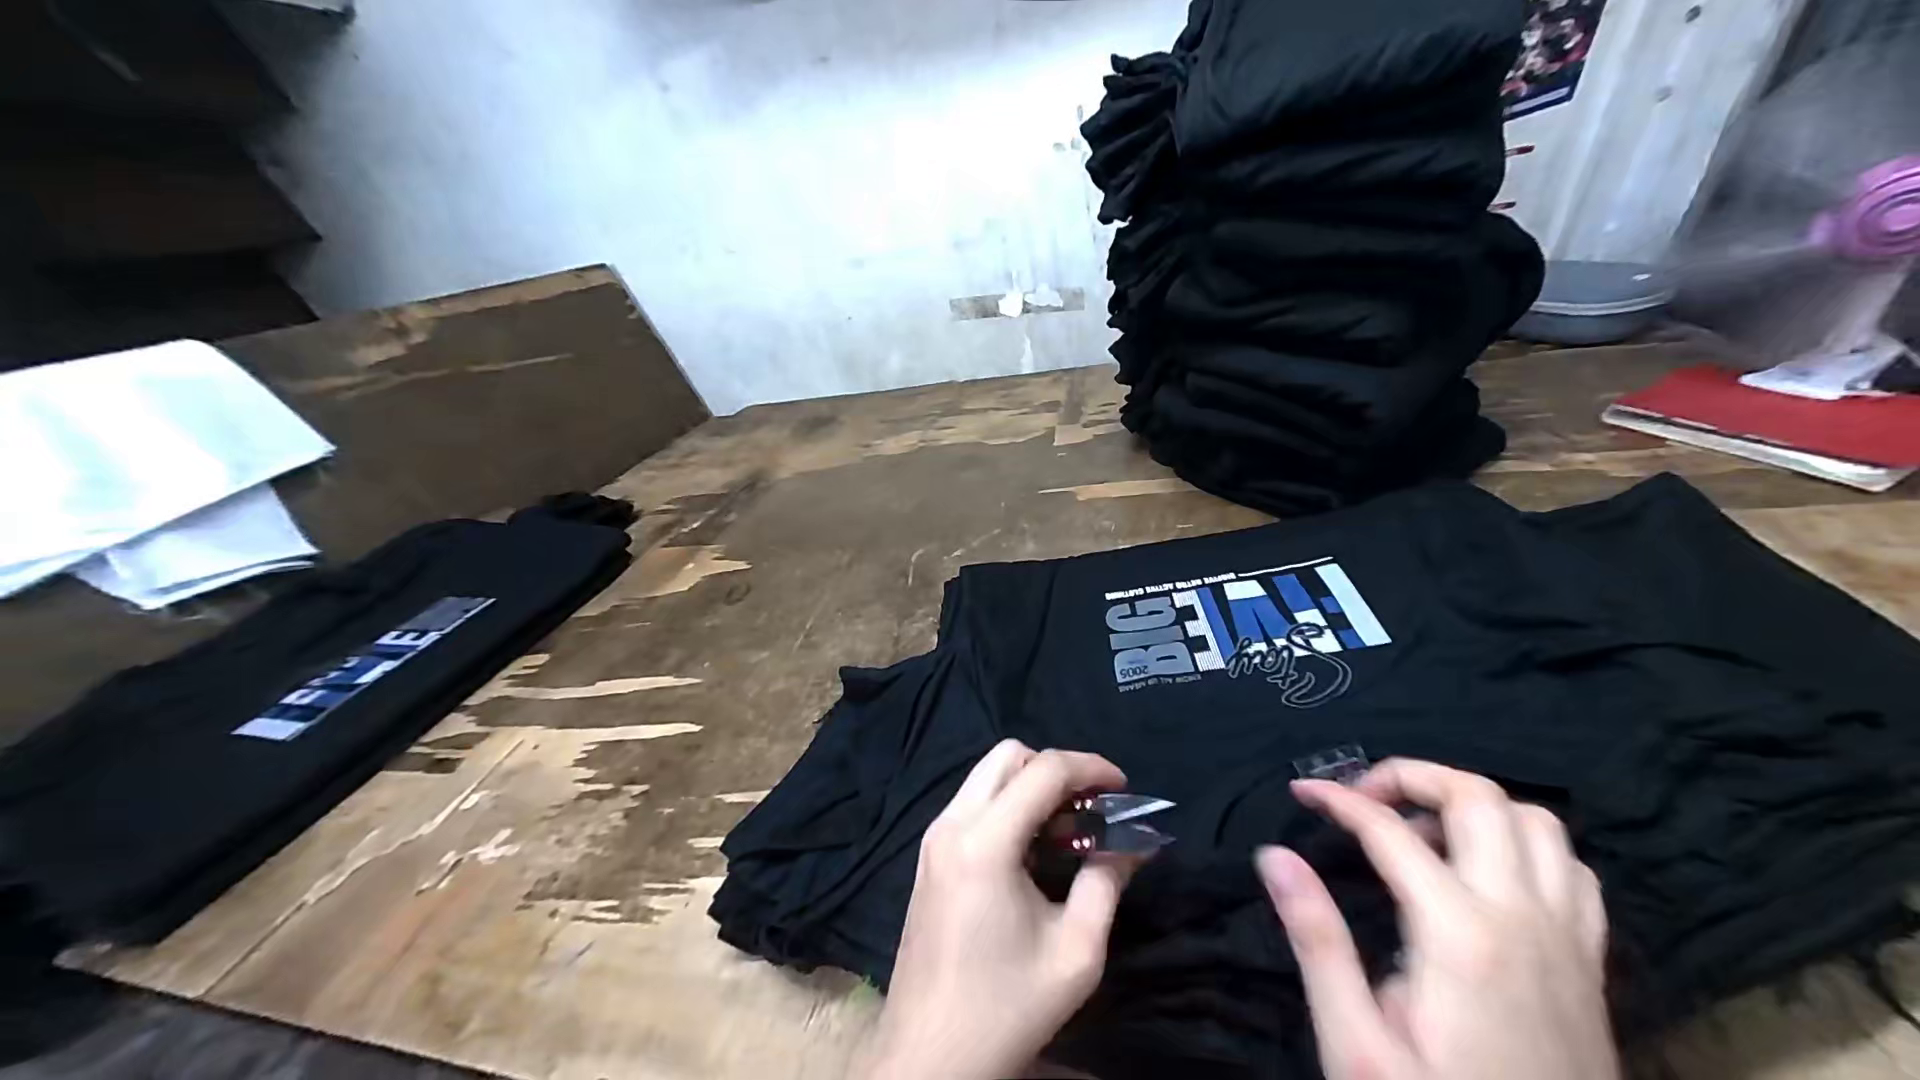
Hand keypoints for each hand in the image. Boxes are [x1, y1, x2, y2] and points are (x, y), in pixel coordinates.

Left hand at [857, 740, 1138, 1079]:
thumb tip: (1132, 843)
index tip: (1124, 787)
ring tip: (1071, 827)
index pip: (1043, 771)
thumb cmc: (1006, 1008)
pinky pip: (974, 802)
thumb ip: (1106, 884)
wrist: (929, 1054)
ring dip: (1032, 785)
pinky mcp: (930, 854)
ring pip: (987, 775)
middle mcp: (951, 824)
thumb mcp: (1075, 953)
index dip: (1090, 767)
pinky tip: (1035, 847)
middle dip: (1056, 769)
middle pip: (1008, 756)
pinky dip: (1009, 804)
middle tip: (1093, 806)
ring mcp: (934, 837)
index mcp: (984, 843)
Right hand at [1258, 759, 1617, 1079]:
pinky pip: (1570, 869)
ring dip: (1472, 804)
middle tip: (1361, 797)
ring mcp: (1567, 939)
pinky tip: (1482, 871)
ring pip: (1535, 822)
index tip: (1301, 792)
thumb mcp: (1355, 1041)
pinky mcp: (1590, 963)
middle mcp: (1522, 918)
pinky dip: (1523, 844)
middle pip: (1478, 798)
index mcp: (1458, 934)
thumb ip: (1317, 939)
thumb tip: (1274, 855)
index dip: (1336, 797)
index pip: (1388, 829)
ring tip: (1420, 831)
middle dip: (1410, 775)